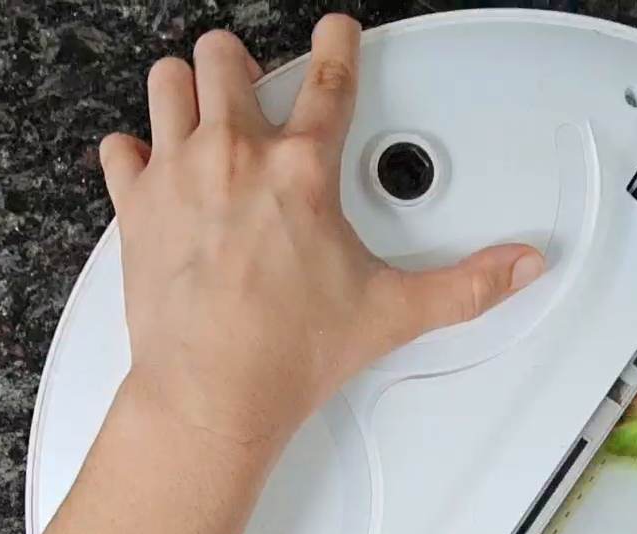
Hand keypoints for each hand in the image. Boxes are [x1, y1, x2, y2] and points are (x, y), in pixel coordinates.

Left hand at [98, 15, 544, 450]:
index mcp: (303, 172)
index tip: (334, 38)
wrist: (215, 393)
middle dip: (241, 66)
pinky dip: (133, 152)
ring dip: (186, 90)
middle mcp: (235, 156)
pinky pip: (120, 148)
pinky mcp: (137, 209)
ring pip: (169, 81)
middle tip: (251, 91)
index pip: (328, 79)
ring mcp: (179, 176)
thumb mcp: (392, 315)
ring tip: (201, 115)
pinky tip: (149, 168)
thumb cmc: (289, 354)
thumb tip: (517, 269)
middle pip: (228, 59)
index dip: (337, 47)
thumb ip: (465, 287)